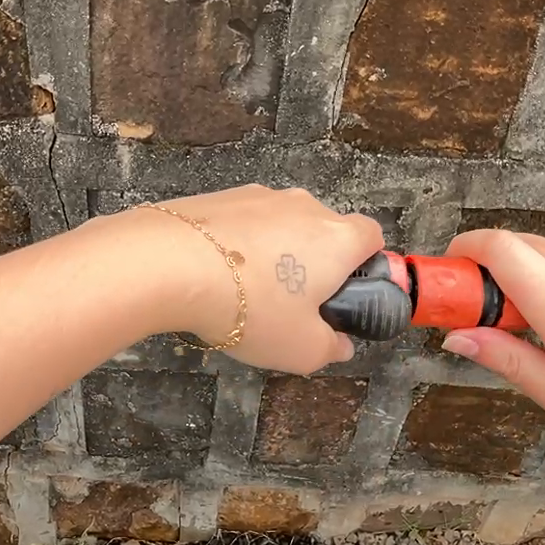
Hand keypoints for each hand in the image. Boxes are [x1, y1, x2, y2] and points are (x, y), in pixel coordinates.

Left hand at [124, 186, 383, 374]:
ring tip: (241, 292)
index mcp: (337, 237)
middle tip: (288, 303)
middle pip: (322, 229)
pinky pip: (240, 222)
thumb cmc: (252, 308)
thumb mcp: (301, 350)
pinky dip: (235, 243)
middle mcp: (304, 206)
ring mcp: (258, 195)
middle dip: (312, 262)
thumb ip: (330, 348)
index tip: (340, 295)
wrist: (172, 263)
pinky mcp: (218, 195)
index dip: (363, 265)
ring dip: (270, 252)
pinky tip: (211, 273)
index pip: (372, 236)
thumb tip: (339, 343)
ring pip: (278, 225)